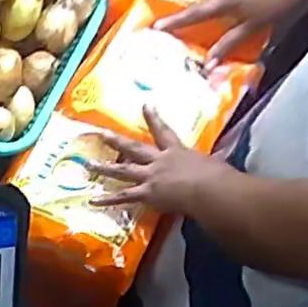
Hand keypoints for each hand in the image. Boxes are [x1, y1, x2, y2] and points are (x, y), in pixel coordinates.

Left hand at [87, 104, 236, 215]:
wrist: (207, 187)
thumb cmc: (215, 175)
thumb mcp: (212, 162)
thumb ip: (209, 162)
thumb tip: (218, 163)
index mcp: (176, 151)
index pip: (163, 132)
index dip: (153, 118)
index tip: (145, 106)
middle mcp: (159, 160)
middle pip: (134, 148)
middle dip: (117, 141)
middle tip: (101, 134)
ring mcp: (150, 176)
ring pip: (122, 170)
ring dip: (104, 167)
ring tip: (88, 165)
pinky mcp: (146, 193)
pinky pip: (122, 197)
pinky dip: (107, 200)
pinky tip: (92, 200)